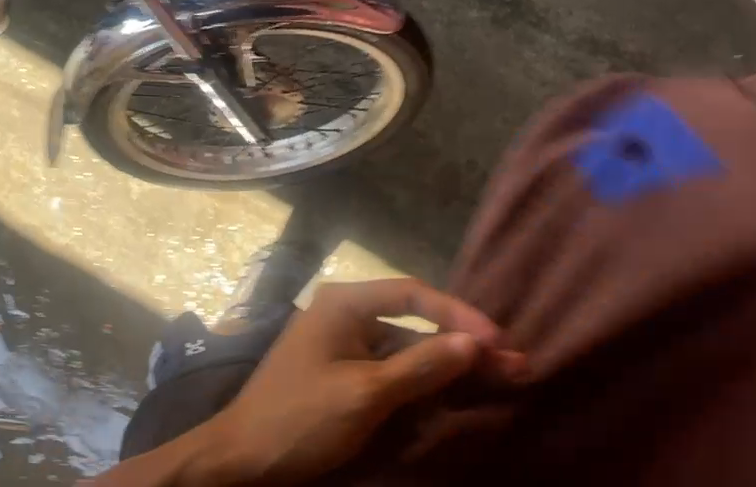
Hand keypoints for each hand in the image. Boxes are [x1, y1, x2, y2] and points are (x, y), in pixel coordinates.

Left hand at [96, 279, 525, 486]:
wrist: (240, 459)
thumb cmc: (301, 417)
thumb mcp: (366, 394)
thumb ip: (422, 366)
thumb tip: (475, 342)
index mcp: (345, 302)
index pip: (413, 295)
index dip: (459, 315)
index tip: (497, 340)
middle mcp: (345, 313)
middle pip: (414, 323)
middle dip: (462, 344)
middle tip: (515, 363)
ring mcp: (342, 344)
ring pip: (405, 349)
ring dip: (446, 366)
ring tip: (497, 378)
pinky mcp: (341, 374)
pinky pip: (389, 370)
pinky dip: (421, 382)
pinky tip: (454, 393)